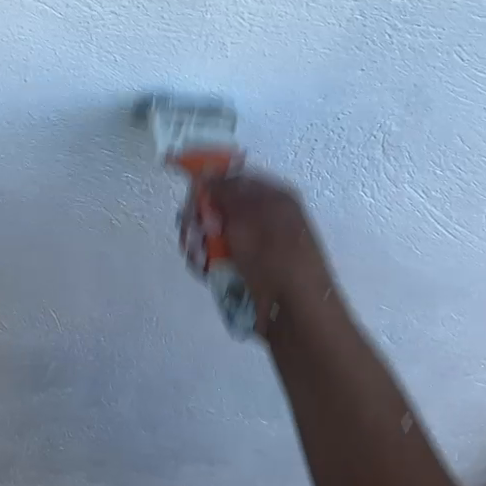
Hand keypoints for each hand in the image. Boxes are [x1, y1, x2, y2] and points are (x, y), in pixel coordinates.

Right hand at [204, 174, 336, 335]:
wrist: (295, 314)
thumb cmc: (275, 258)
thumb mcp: (248, 217)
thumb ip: (223, 191)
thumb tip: (206, 171)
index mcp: (273, 198)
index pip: (234, 178)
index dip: (210, 182)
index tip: (190, 192)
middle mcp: (262, 218)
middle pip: (218, 206)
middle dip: (200, 216)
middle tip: (193, 229)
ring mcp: (252, 246)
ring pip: (212, 233)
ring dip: (199, 241)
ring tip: (198, 254)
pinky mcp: (242, 270)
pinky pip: (215, 258)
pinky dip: (205, 261)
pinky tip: (202, 267)